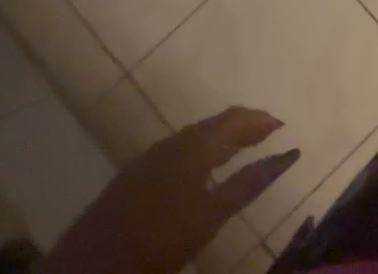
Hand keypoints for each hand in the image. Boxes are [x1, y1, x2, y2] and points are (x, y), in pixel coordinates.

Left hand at [39, 107, 297, 273]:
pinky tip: (202, 173)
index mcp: (192, 146)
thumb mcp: (211, 215)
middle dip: (243, 128)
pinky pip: (177, 153)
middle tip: (269, 136)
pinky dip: (200, 154)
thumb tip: (290, 153)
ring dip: (221, 140)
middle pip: (214, 125)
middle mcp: (171, 144)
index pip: (234, 119)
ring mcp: (149, 160)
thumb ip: (250, 182)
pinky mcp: (133, 178)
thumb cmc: (158, 241)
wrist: (87, 268)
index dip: (261, 120)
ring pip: (194, 139)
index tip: (284, 127)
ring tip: (242, 151)